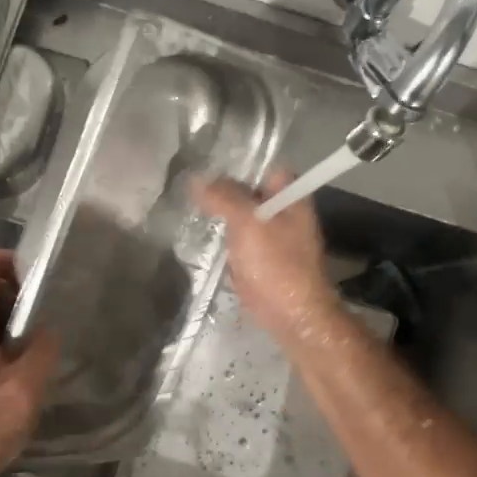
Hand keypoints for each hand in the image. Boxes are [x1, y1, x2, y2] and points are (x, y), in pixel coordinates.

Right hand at [194, 172, 340, 342]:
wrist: (292, 315)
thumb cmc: (278, 263)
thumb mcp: (249, 222)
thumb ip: (223, 196)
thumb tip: (195, 178)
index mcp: (290, 195)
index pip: (261, 165)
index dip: (235, 162)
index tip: (203, 161)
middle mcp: (282, 210)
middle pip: (247, 190)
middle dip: (219, 188)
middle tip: (187, 183)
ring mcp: (269, 235)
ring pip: (239, 214)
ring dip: (216, 213)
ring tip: (185, 202)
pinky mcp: (257, 258)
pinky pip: (235, 239)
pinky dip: (219, 236)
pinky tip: (195, 229)